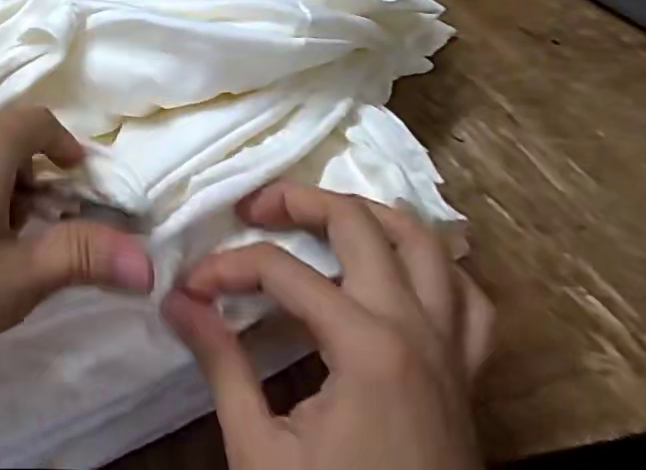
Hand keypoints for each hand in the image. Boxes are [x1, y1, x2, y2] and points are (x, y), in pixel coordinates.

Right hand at [160, 183, 494, 469]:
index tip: (190, 289)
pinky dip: (430, 268)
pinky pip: (468, 299)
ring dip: (369, 215)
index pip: (282, 270)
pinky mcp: (467, 375)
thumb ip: (221, 362)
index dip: (226, 268)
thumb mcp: (260, 448)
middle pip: (359, 225)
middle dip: (296, 201)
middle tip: (251, 209)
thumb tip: (177, 301)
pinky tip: (392, 270)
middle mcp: (417, 331)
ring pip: (425, 245)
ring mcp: (452, 350)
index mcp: (368, 346)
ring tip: (320, 214)